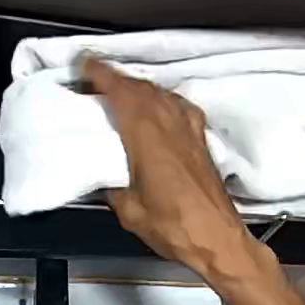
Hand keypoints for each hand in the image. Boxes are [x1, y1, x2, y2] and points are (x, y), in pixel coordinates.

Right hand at [81, 54, 275, 286]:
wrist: (218, 239)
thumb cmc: (175, 227)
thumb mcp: (130, 212)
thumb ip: (112, 187)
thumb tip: (103, 176)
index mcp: (148, 139)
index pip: (123, 94)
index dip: (103, 75)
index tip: (86, 64)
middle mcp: (171, 126)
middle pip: (141, 88)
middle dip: (117, 77)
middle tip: (95, 77)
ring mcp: (190, 131)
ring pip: (161, 94)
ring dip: (139, 86)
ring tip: (121, 89)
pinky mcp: (202, 141)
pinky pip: (180, 107)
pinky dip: (164, 99)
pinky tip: (159, 106)